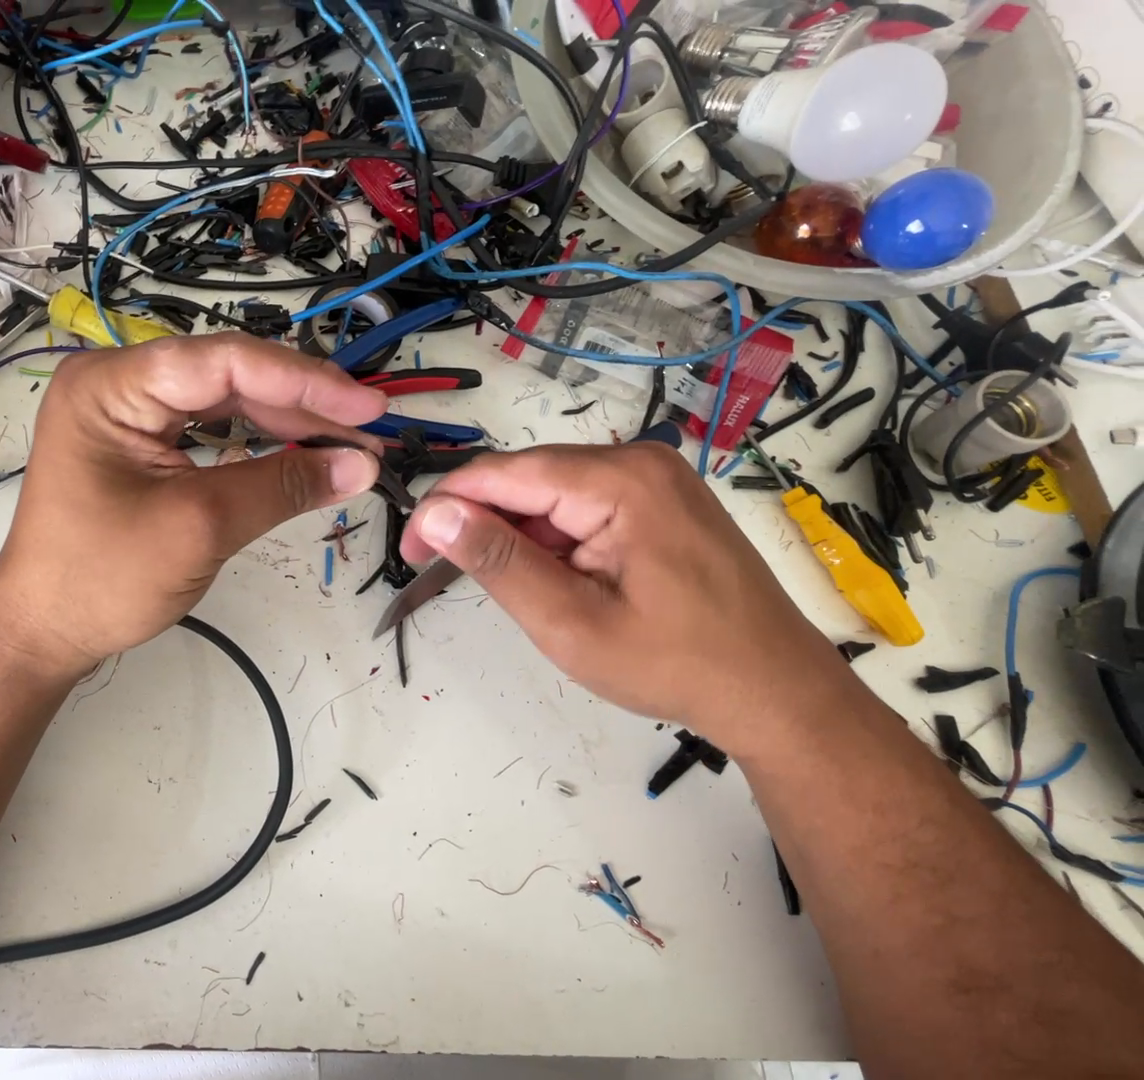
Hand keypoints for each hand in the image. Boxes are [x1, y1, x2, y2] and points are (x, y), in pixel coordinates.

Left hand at [0, 333, 386, 676]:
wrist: (42, 631)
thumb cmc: (102, 579)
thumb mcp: (199, 527)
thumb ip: (281, 486)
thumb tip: (361, 465)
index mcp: (109, 385)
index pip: (222, 361)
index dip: (302, 381)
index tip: (364, 408)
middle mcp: (114, 383)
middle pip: (223, 375)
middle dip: (297, 402)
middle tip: (364, 429)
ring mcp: (122, 413)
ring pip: (219, 401)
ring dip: (281, 421)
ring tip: (343, 442)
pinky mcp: (135, 444)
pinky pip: (203, 428)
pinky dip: (252, 442)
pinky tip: (295, 450)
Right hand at [398, 441, 859, 748]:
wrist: (777, 694)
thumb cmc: (674, 664)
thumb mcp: (569, 621)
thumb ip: (498, 562)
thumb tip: (434, 514)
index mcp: (621, 481)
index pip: (503, 473)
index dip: (445, 506)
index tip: (409, 552)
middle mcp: (639, 462)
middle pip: (526, 478)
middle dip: (479, 522)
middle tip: (446, 574)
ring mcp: (655, 480)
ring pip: (549, 493)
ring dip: (515, 535)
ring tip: (512, 589)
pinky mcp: (660, 503)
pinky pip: (580, 506)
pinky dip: (550, 540)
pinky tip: (551, 579)